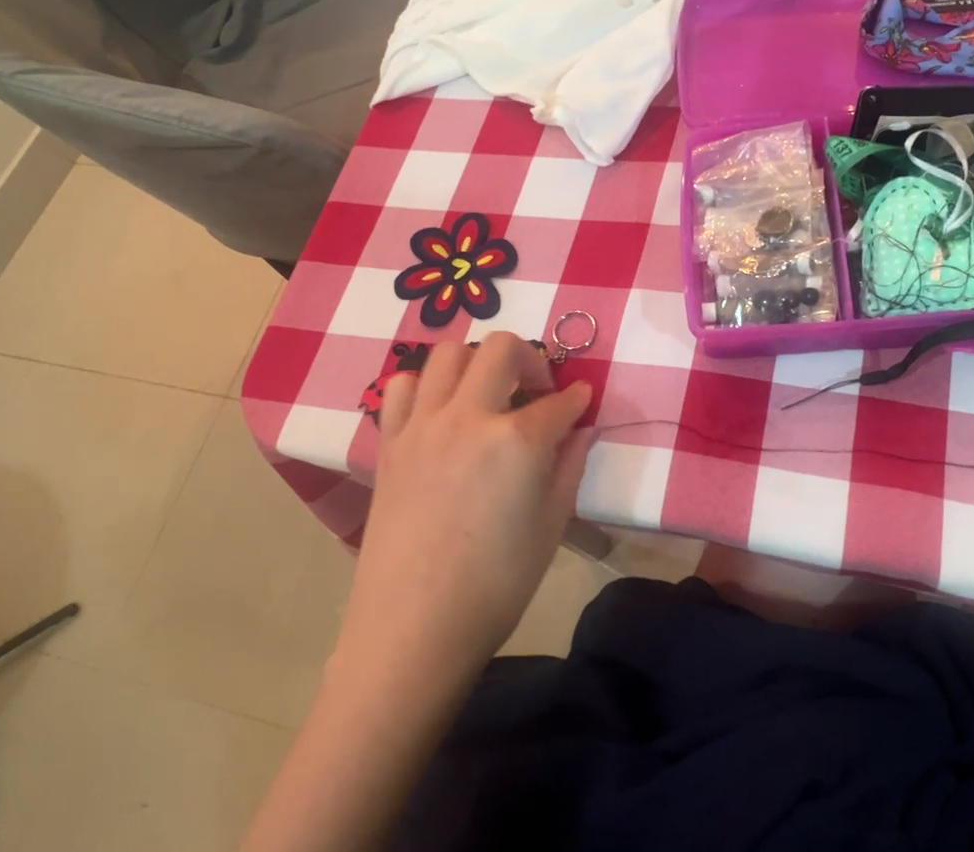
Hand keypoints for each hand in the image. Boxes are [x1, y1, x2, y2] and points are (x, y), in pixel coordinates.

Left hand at [339, 333, 595, 668]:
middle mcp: (469, 416)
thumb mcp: (551, 526)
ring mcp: (422, 425)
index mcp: (518, 440)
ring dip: (477, 362)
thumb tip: (582, 428)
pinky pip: (400, 386)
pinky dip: (424, 385)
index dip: (578, 400)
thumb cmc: (497, 585)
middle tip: (538, 392)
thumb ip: (569, 466)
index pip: (559, 402)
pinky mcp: (390, 442)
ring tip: (488, 394)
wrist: (415, 625)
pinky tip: (439, 413)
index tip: (583, 402)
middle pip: (502, 349)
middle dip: (531, 359)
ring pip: (448, 353)